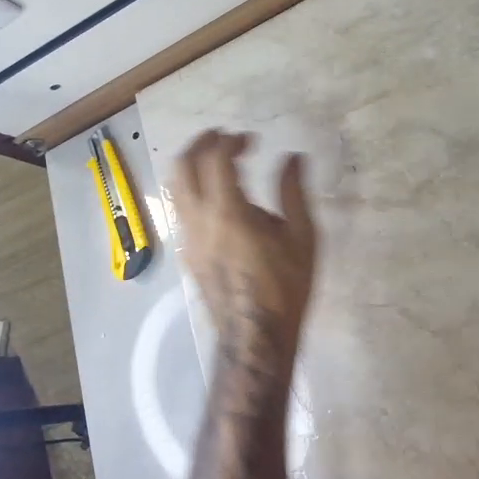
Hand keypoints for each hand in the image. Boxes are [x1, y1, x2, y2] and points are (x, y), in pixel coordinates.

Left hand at [170, 130, 317, 347]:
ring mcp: (187, 238)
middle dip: (201, 143)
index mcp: (228, 212)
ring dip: (192, 165)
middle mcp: (198, 220)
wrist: (255, 339)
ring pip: (175, 187)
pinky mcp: (186, 253)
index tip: (251, 139)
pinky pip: (180, 209)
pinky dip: (193, 189)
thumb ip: (293, 192)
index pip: (216, 159)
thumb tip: (293, 157)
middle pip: (182, 165)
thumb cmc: (285, 288)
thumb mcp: (303, 237)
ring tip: (217, 163)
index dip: (230, 141)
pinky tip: (217, 199)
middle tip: (224, 138)